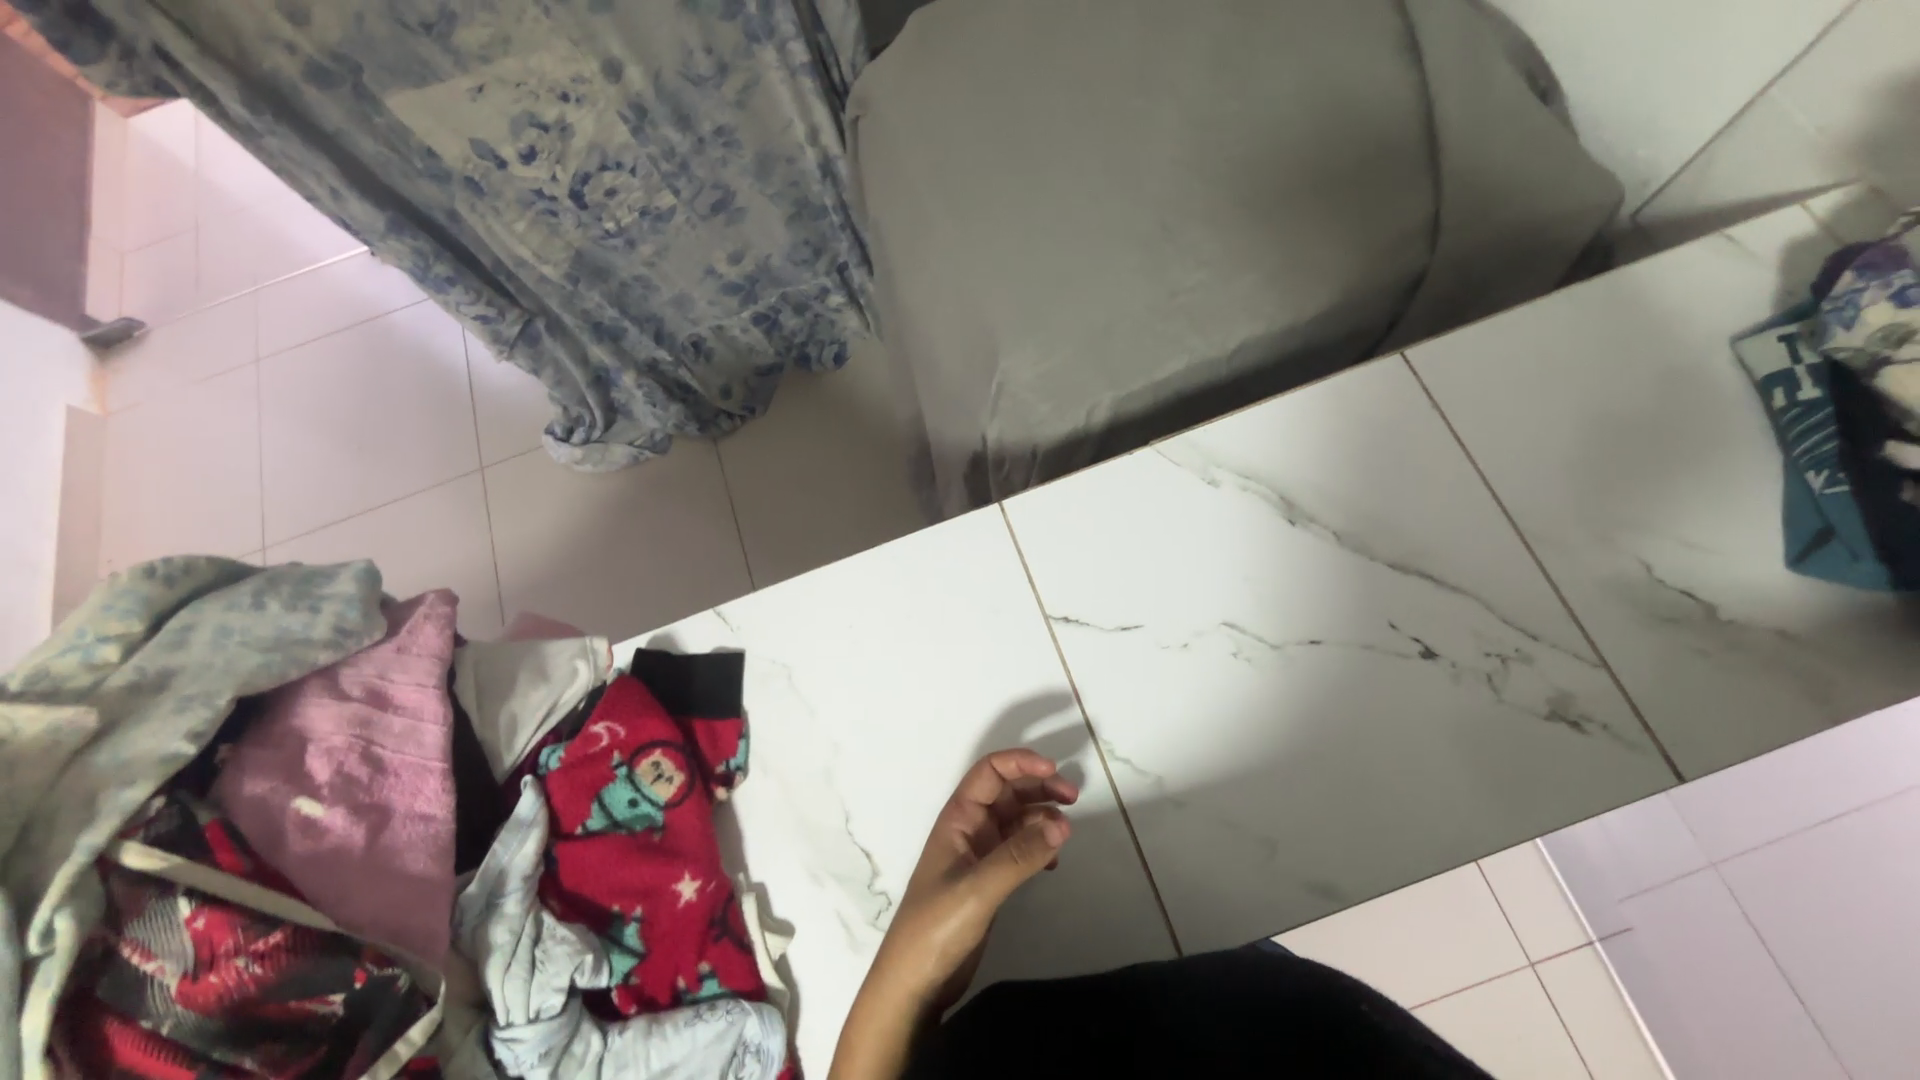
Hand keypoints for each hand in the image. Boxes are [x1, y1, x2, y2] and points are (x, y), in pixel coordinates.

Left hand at [876, 749, 1077, 1013]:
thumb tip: (1063, 825)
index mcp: (957, 819)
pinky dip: (1038, 847)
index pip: (989, 773)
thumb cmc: (935, 928)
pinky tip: (1053, 862)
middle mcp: (968, 830)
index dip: (1020, 763)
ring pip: (1015, 820)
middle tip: (1072, 798)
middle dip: (1038, 786)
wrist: (914, 982)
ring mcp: (978, 856)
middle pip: (1006, 792)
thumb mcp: (978, 889)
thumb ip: (1019, 856)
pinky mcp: (988, 881)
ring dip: (1041, 817)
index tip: (1054, 770)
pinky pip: (1018, 849)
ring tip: (1066, 832)